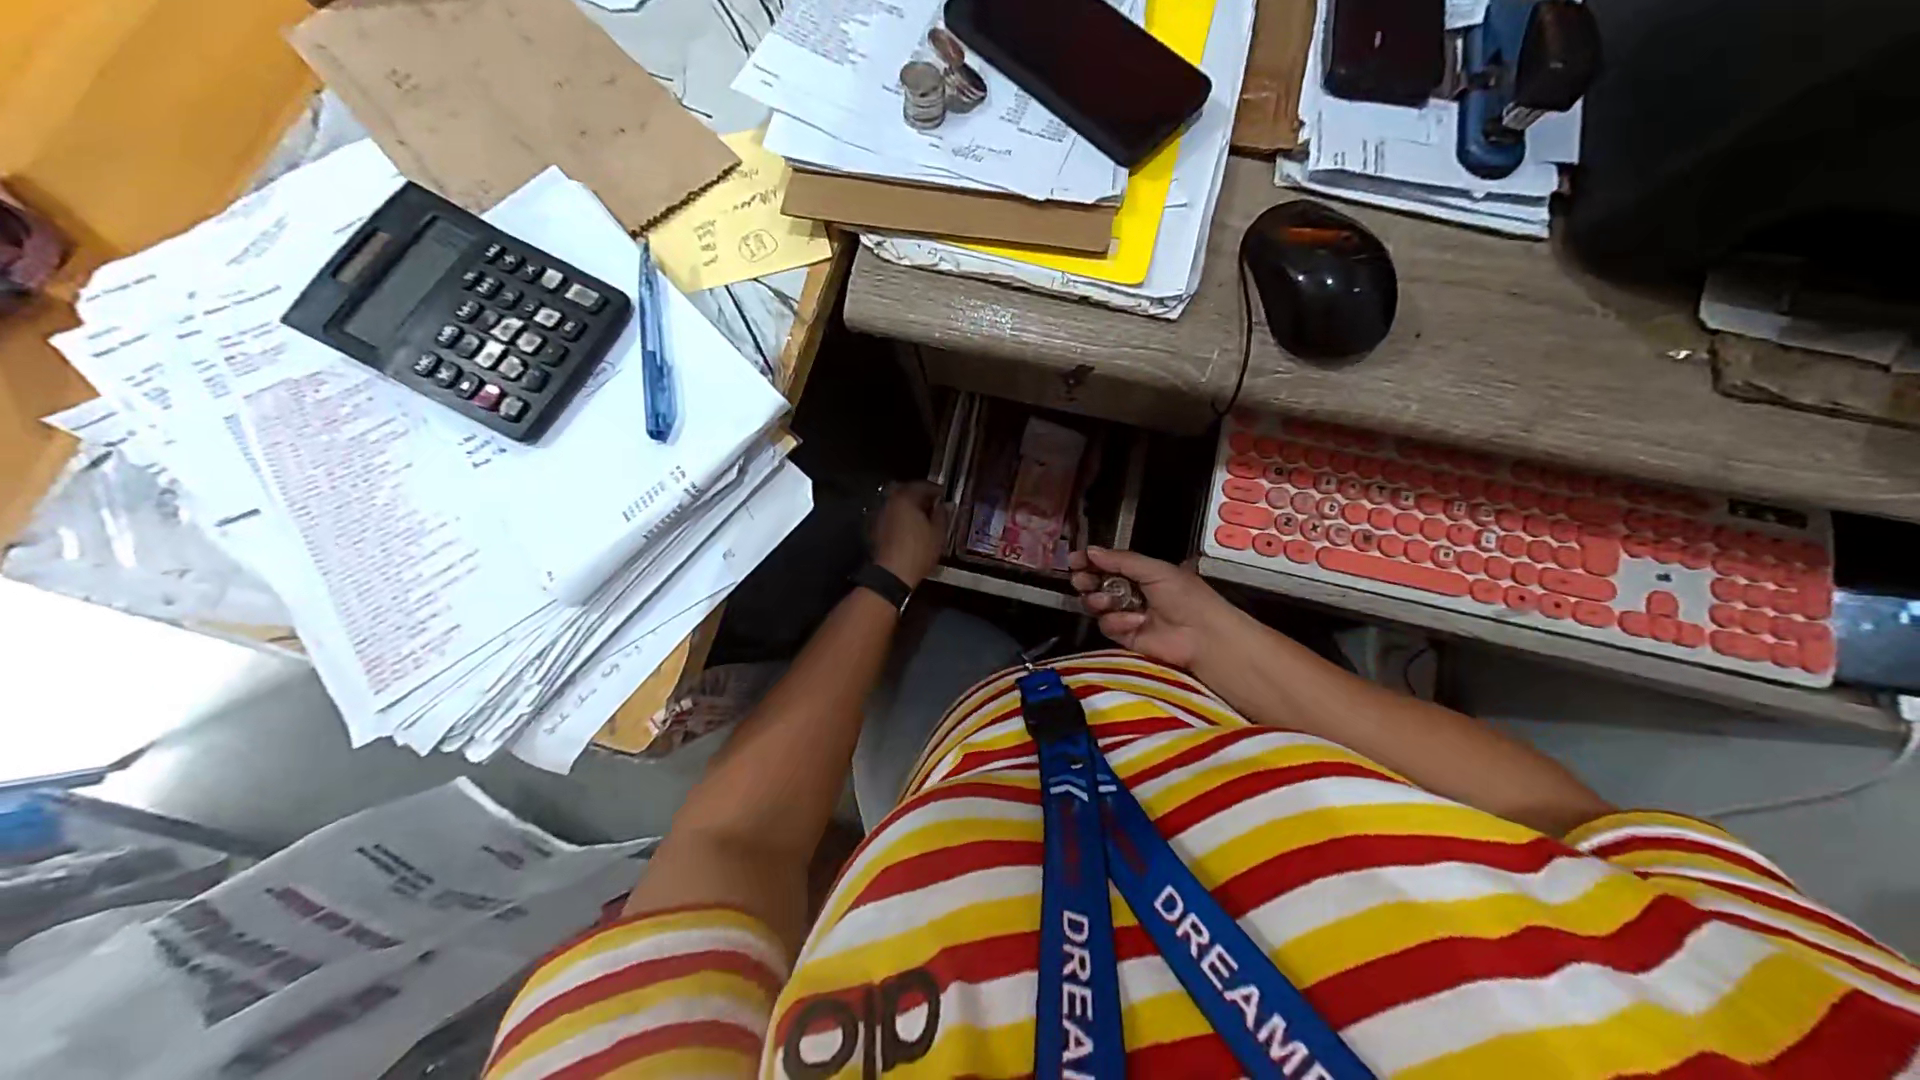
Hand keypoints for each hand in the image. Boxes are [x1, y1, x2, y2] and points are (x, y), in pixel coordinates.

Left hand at [873, 481, 948, 588]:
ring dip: (910, 506)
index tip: (944, 495)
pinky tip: (910, 526)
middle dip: (920, 495)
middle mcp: (890, 501)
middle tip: (933, 503)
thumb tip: (944, 505)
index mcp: (906, 498)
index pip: (923, 485)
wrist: (892, 574)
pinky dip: (901, 516)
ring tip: (923, 515)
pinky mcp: (875, 527)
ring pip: (897, 503)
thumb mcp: (938, 534)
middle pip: (907, 491)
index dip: (936, 489)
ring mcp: (880, 514)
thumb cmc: (918, 551)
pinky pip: (892, 514)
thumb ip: (942, 515)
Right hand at [1069, 548, 1243, 670]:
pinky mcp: (1124, 636)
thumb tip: (1091, 551)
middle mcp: (1129, 592)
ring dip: (1098, 600)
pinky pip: (1107, 625)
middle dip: (1086, 580)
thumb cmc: (1185, 597)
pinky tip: (1134, 621)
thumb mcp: (1155, 570)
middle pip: (1095, 583)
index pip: (1107, 563)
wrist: (1201, 635)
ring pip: (1095, 604)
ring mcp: (1125, 614)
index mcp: (1139, 572)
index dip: (1089, 561)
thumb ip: (1121, 560)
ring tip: (1108, 601)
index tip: (1075, 560)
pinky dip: (1117, 621)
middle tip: (1082, 579)